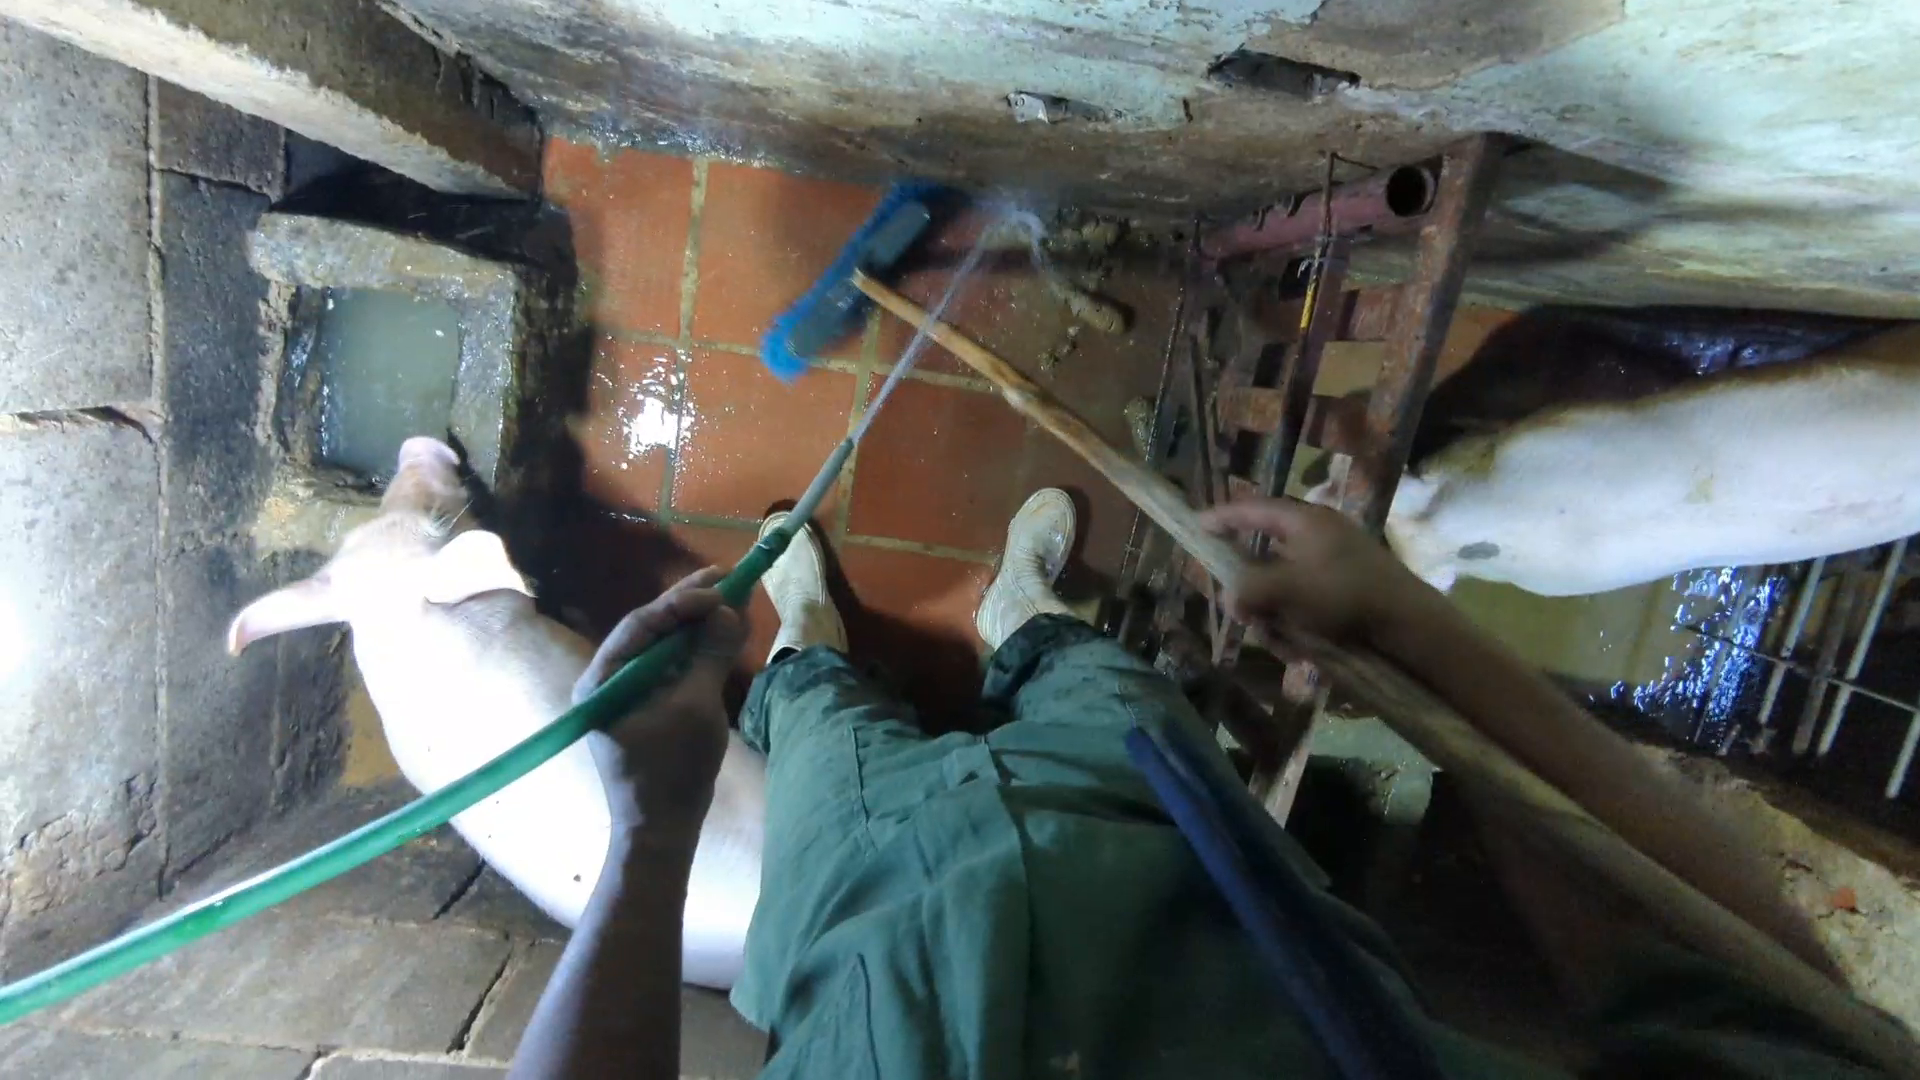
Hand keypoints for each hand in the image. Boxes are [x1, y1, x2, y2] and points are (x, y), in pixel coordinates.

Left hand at [573, 567, 745, 831]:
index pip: (641, 625)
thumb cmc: (672, 770)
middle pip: (652, 628)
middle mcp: (610, 678)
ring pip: (665, 642)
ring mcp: (629, 690)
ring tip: (732, 593)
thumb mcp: (696, 708)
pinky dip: (699, 644)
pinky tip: (724, 628)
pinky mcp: (649, 700)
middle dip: (691, 603)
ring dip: (698, 620)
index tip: (720, 590)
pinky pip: (673, 662)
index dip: (682, 603)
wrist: (662, 826)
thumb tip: (730, 610)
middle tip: (728, 576)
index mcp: (604, 680)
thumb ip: (710, 655)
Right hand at [1199, 497, 1426, 645]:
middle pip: (1263, 555)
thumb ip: (1249, 590)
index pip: (1252, 510)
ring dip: (1274, 615)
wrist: (1410, 625)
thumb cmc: (1345, 595)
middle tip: (1243, 611)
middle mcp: (1317, 536)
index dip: (1221, 518)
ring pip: (1281, 587)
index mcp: (1304, 521)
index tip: (1195, 525)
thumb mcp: (1287, 590)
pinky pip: (1303, 602)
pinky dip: (1296, 624)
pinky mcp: (1345, 589)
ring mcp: (1333, 563)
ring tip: (1281, 640)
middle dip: (1251, 590)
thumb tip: (1230, 599)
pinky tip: (1302, 650)